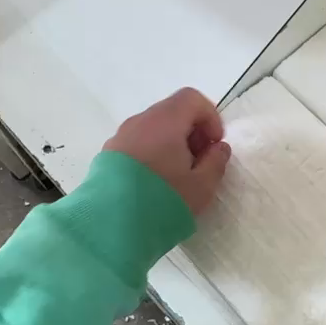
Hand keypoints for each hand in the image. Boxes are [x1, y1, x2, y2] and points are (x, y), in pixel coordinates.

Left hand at [104, 88, 231, 214]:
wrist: (111, 225)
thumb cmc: (163, 201)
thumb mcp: (201, 187)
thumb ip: (216, 162)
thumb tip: (218, 148)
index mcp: (165, 121)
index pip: (192, 99)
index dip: (210, 117)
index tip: (215, 145)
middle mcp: (140, 121)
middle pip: (172, 112)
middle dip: (191, 132)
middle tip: (199, 163)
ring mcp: (120, 137)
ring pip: (153, 129)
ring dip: (170, 144)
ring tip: (176, 177)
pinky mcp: (107, 155)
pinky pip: (136, 144)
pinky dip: (151, 154)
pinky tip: (153, 183)